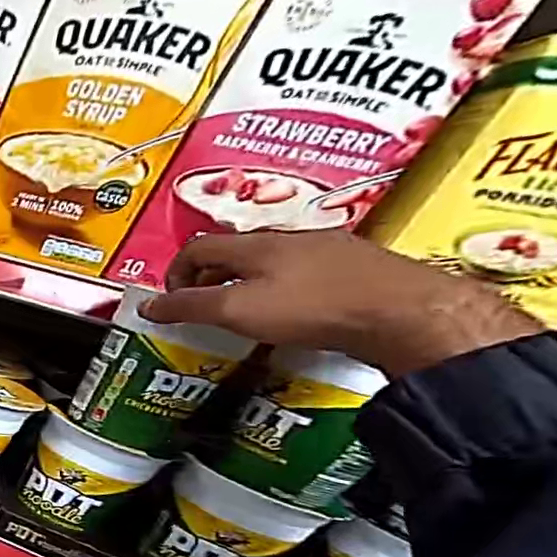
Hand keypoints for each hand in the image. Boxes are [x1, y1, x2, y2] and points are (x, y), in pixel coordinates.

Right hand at [138, 231, 541, 377]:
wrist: (407, 314)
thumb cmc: (315, 308)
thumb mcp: (236, 311)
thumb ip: (188, 307)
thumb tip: (150, 305)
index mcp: (255, 246)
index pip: (196, 248)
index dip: (175, 273)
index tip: (172, 300)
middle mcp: (290, 239)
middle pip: (234, 253)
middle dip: (210, 279)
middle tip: (203, 307)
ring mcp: (328, 251)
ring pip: (272, 262)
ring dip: (249, 284)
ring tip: (246, 313)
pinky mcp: (359, 269)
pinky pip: (306, 274)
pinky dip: (286, 292)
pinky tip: (295, 316)